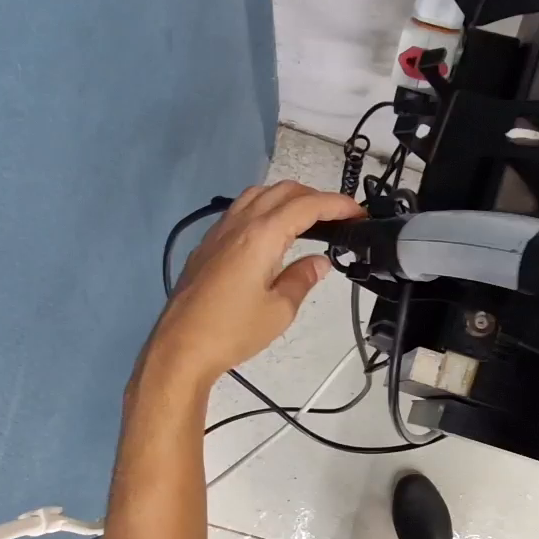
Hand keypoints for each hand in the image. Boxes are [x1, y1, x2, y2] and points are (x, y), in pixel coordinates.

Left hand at [141, 181, 363, 389]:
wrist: (181, 347)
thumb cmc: (233, 332)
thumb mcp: (279, 310)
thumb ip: (302, 279)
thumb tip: (319, 262)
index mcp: (261, 236)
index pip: (306, 206)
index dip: (336, 205)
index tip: (357, 213)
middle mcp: (238, 224)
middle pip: (281, 191)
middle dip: (313, 197)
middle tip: (335, 218)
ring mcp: (218, 233)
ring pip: (256, 196)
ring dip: (285, 199)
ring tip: (305, 221)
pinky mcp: (206, 247)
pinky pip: (238, 212)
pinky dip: (262, 211)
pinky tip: (270, 235)